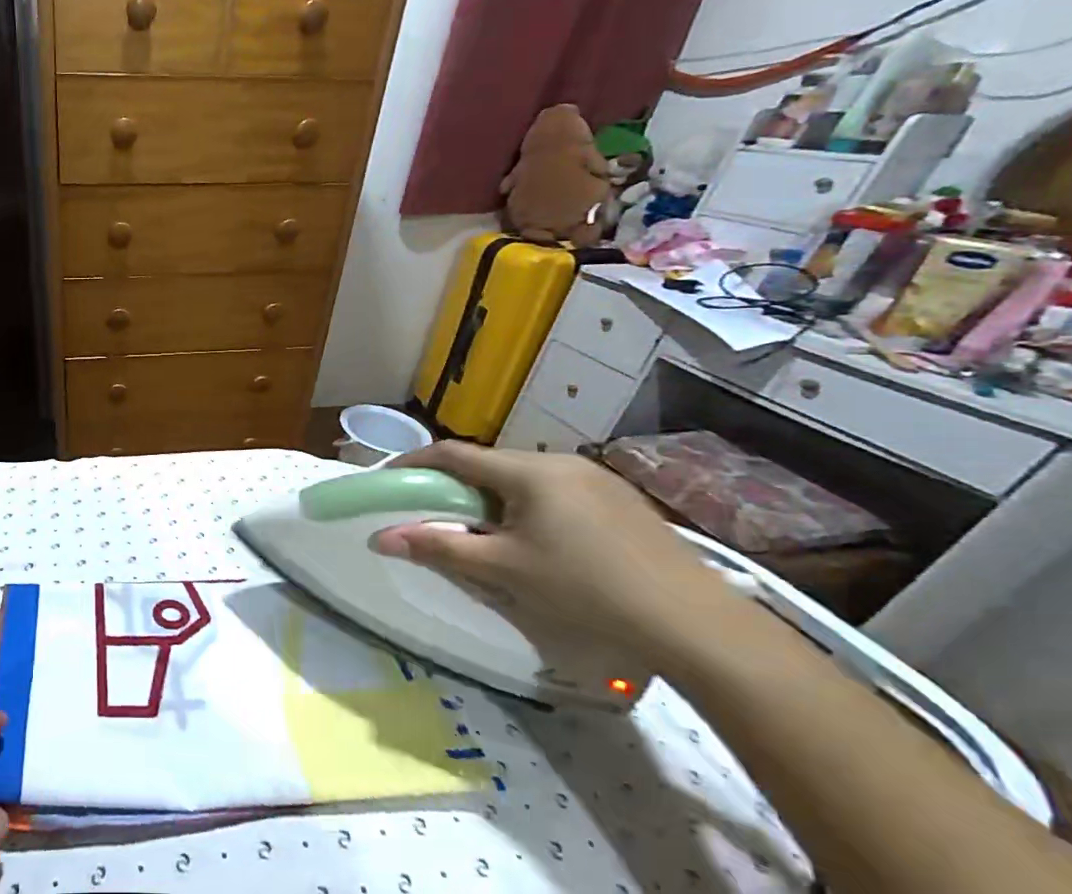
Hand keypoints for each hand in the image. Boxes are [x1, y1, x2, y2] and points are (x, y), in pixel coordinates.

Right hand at [375, 442, 739, 664]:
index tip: (390, 478)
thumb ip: (442, 550)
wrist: (687, 617)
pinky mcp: (618, 498)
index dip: (416, 462)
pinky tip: (542, 543)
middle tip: (437, 518)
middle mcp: (560, 461)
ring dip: (495, 499)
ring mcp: (595, 477)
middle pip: (491, 465)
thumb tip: (384, 537)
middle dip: (457, 486)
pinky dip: (529, 507)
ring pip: (525, 479)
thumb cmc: (584, 589)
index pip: (456, 453)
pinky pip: (556, 492)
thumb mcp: (506, 571)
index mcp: (529, 471)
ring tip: (487, 536)